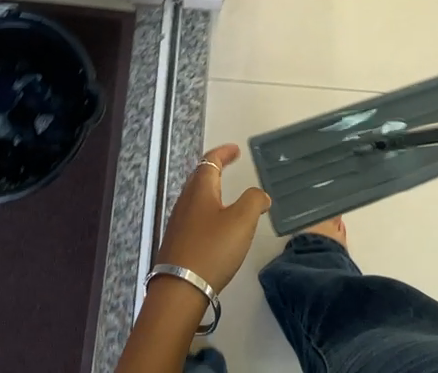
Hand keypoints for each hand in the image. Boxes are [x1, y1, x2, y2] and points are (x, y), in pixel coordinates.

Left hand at [154, 145, 271, 291]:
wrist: (179, 289)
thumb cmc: (212, 249)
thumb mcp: (241, 222)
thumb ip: (254, 201)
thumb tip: (260, 195)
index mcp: (200, 189)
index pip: (210, 161)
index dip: (223, 152)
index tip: (236, 149)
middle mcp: (185, 200)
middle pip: (199, 176)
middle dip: (214, 168)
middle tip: (229, 165)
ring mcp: (178, 221)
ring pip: (195, 197)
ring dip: (210, 190)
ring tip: (225, 195)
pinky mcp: (177, 241)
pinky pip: (193, 215)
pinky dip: (206, 210)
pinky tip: (214, 226)